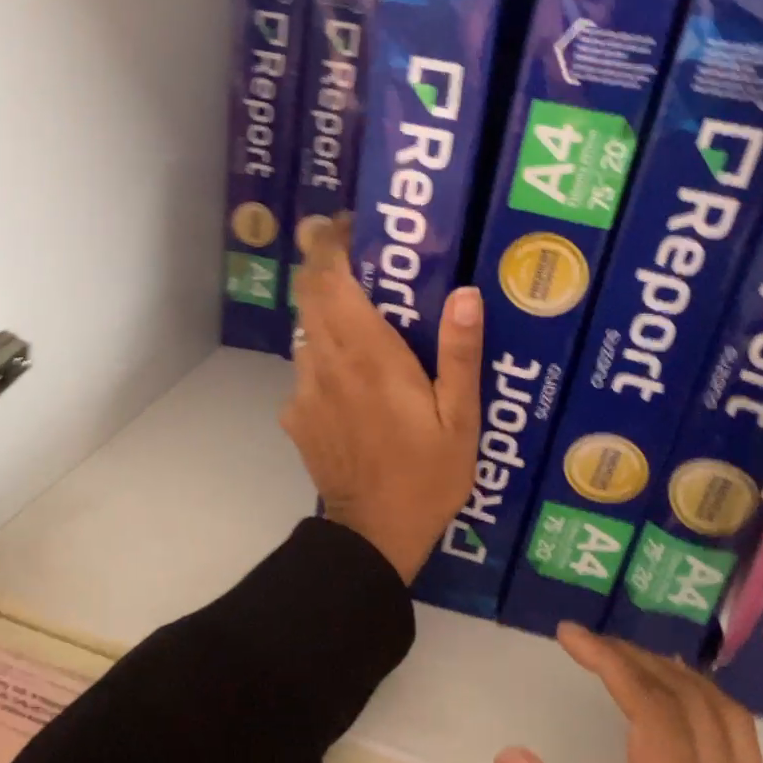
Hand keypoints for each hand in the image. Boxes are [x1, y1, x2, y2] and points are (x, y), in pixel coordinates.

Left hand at [280, 215, 482, 583]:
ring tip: (367, 320)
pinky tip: (355, 381)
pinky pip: (307, 368)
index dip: (330, 244)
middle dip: (324, 264)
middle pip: (309, 295)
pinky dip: (326, 356)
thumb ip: (461, 355)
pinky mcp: (296, 415)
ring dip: (328, 313)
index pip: (330, 280)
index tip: (348, 225)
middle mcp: (326, 364)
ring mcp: (303, 391)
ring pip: (306, 330)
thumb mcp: (461, 420)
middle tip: (357, 254)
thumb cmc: (427, 476)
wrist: (373, 536)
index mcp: (367, 357)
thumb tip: (466, 294)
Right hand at [493, 624, 762, 762]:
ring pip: (734, 726)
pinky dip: (705, 711)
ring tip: (629, 663)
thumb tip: (513, 754)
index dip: (612, 662)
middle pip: (698, 708)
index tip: (567, 637)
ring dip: (679, 679)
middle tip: (588, 644)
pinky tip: (675, 725)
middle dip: (640, 659)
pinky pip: (746, 753)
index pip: (657, 716)